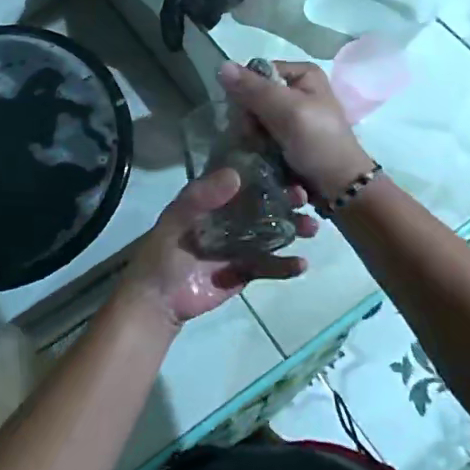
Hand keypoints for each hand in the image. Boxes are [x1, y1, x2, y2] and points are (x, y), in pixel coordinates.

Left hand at [119, 167, 316, 326]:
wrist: (158, 300)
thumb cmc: (162, 253)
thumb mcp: (176, 220)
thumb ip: (201, 197)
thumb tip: (235, 176)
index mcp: (210, 202)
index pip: (241, 182)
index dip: (263, 175)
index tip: (286, 169)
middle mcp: (227, 219)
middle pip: (262, 206)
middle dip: (284, 201)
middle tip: (304, 198)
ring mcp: (238, 245)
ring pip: (271, 233)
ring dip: (292, 229)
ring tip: (311, 228)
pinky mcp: (245, 271)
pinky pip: (269, 266)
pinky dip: (285, 265)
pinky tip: (301, 264)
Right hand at [217, 60, 376, 200]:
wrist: (339, 187)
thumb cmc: (319, 143)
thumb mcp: (288, 111)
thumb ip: (254, 89)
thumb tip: (221, 66)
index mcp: (302, 74)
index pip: (256, 72)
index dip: (247, 92)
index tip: (249, 116)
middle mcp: (296, 89)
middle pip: (251, 96)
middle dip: (249, 119)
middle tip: (257, 137)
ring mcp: (290, 114)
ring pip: (251, 117)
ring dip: (251, 135)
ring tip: (262, 150)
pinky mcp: (284, 136)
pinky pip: (258, 133)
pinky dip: (257, 144)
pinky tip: (263, 154)